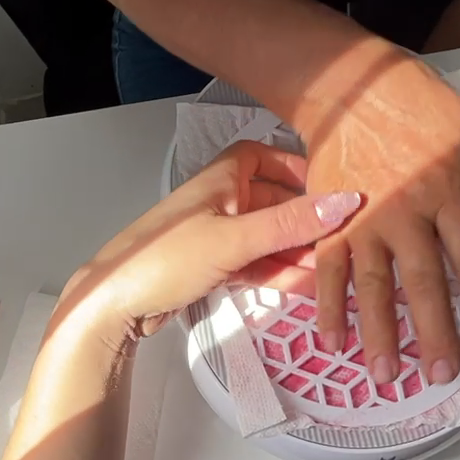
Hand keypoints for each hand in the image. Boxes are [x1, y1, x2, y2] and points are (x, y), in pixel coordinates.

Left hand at [56, 140, 360, 346]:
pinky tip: (304, 286)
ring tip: (332, 273)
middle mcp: (221, 201)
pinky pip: (254, 264)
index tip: (331, 187)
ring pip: (267, 238)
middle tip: (343, 242)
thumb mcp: (233, 239)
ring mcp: (216, 235)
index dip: (298, 169)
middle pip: (274, 203)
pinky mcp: (211, 266)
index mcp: (223, 178)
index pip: (266, 157)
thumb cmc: (164, 259)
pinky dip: (276, 273)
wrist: (116, 303)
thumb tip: (342, 202)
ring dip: (296, 254)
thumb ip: (288, 223)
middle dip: (307, 223)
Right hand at [300, 48, 459, 388]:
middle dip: (434, 331)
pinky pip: (328, 270)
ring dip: (379, 333)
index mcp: (446, 190)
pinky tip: (333, 341)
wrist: (349, 84)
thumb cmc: (412, 103)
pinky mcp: (328, 221)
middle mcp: (405, 212)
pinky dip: (328, 307)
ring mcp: (362, 220)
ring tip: (385, 374)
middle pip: (424, 281)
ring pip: (373, 285)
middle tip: (441, 374)